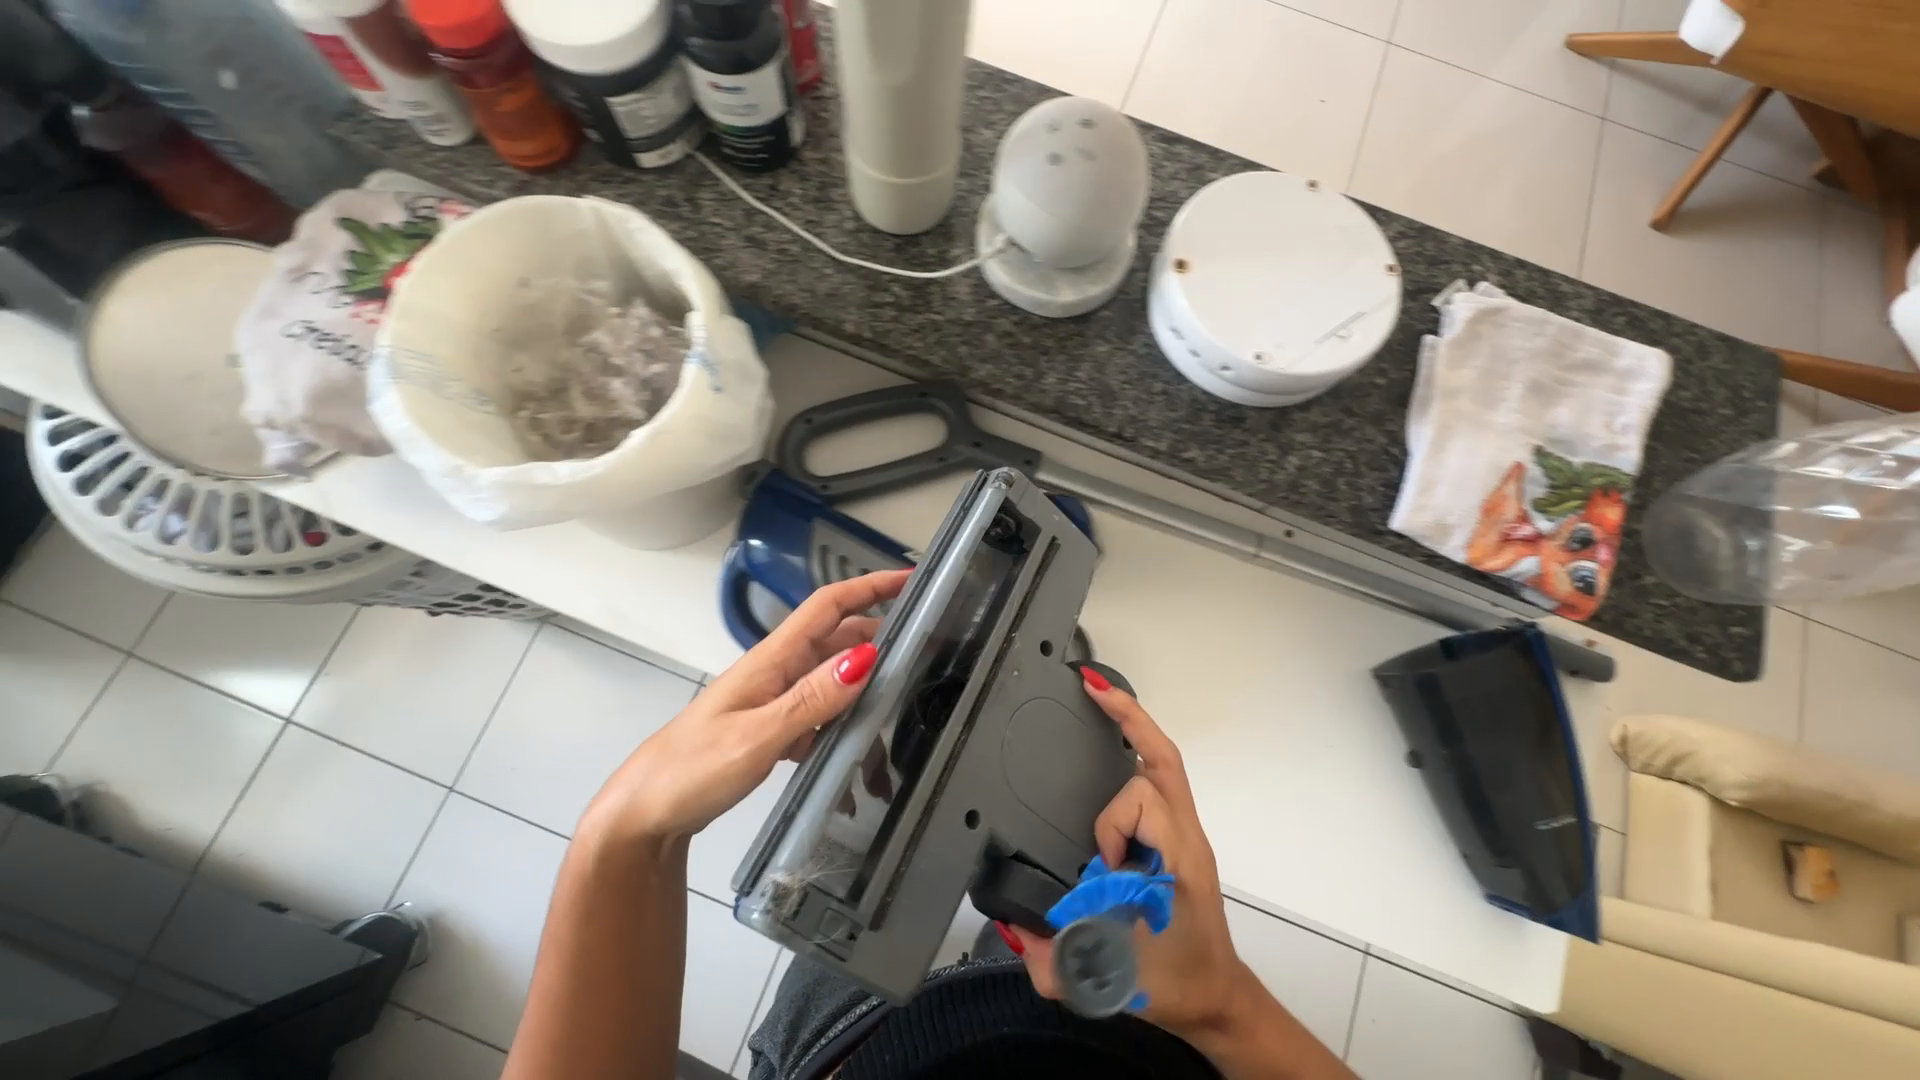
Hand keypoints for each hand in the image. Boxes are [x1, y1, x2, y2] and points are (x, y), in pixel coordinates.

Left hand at [579, 569, 909, 844]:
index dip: (869, 587)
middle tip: (922, 656)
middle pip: (838, 640)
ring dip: (864, 695)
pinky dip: (843, 729)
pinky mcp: (774, 728)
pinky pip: (820, 717)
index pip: (827, 606)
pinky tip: (858, 761)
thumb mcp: (758, 735)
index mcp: (772, 660)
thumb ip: (813, 698)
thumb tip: (867, 657)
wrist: (646, 812)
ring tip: (895, 721)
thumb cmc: (692, 769)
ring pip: (833, 681)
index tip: (909, 580)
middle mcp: (777, 672)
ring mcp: (775, 700)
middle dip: (881, 642)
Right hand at [1006, 674, 1253, 1036]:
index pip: (1145, 804)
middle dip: (1128, 715)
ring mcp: (1185, 833)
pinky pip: (1157, 779)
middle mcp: (1186, 838)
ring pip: (1162, 763)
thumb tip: (1016, 930)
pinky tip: (1110, 740)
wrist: (1218, 997)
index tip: (1099, 864)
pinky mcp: (1177, 836)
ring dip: (1131, 729)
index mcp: (1177, 864)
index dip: (1111, 824)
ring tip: (1096, 704)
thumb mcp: (1113, 982)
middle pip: (1164, 759)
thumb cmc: (1177, 986)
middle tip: (1089, 685)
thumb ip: (1057, 964)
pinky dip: (1134, 748)